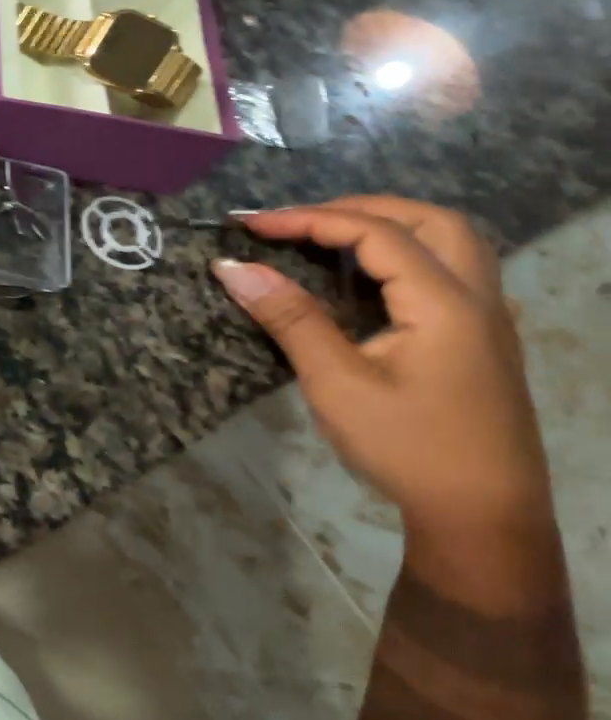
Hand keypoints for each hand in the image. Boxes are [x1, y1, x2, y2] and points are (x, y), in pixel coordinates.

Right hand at [214, 197, 546, 538]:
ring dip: (387, 226)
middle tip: (295, 220)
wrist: (481, 511)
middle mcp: (478, 298)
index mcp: (445, 303)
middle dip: (358, 208)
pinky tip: (366, 276)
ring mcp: (487, 318)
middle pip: (430, 221)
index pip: (377, 234)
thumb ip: (290, 318)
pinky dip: (403, 251)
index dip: (310, 219)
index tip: (250, 225)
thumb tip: (232, 267)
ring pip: (450, 242)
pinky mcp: (480, 338)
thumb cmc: (406, 444)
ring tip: (325, 236)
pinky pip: (450, 270)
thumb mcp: (336, 382)